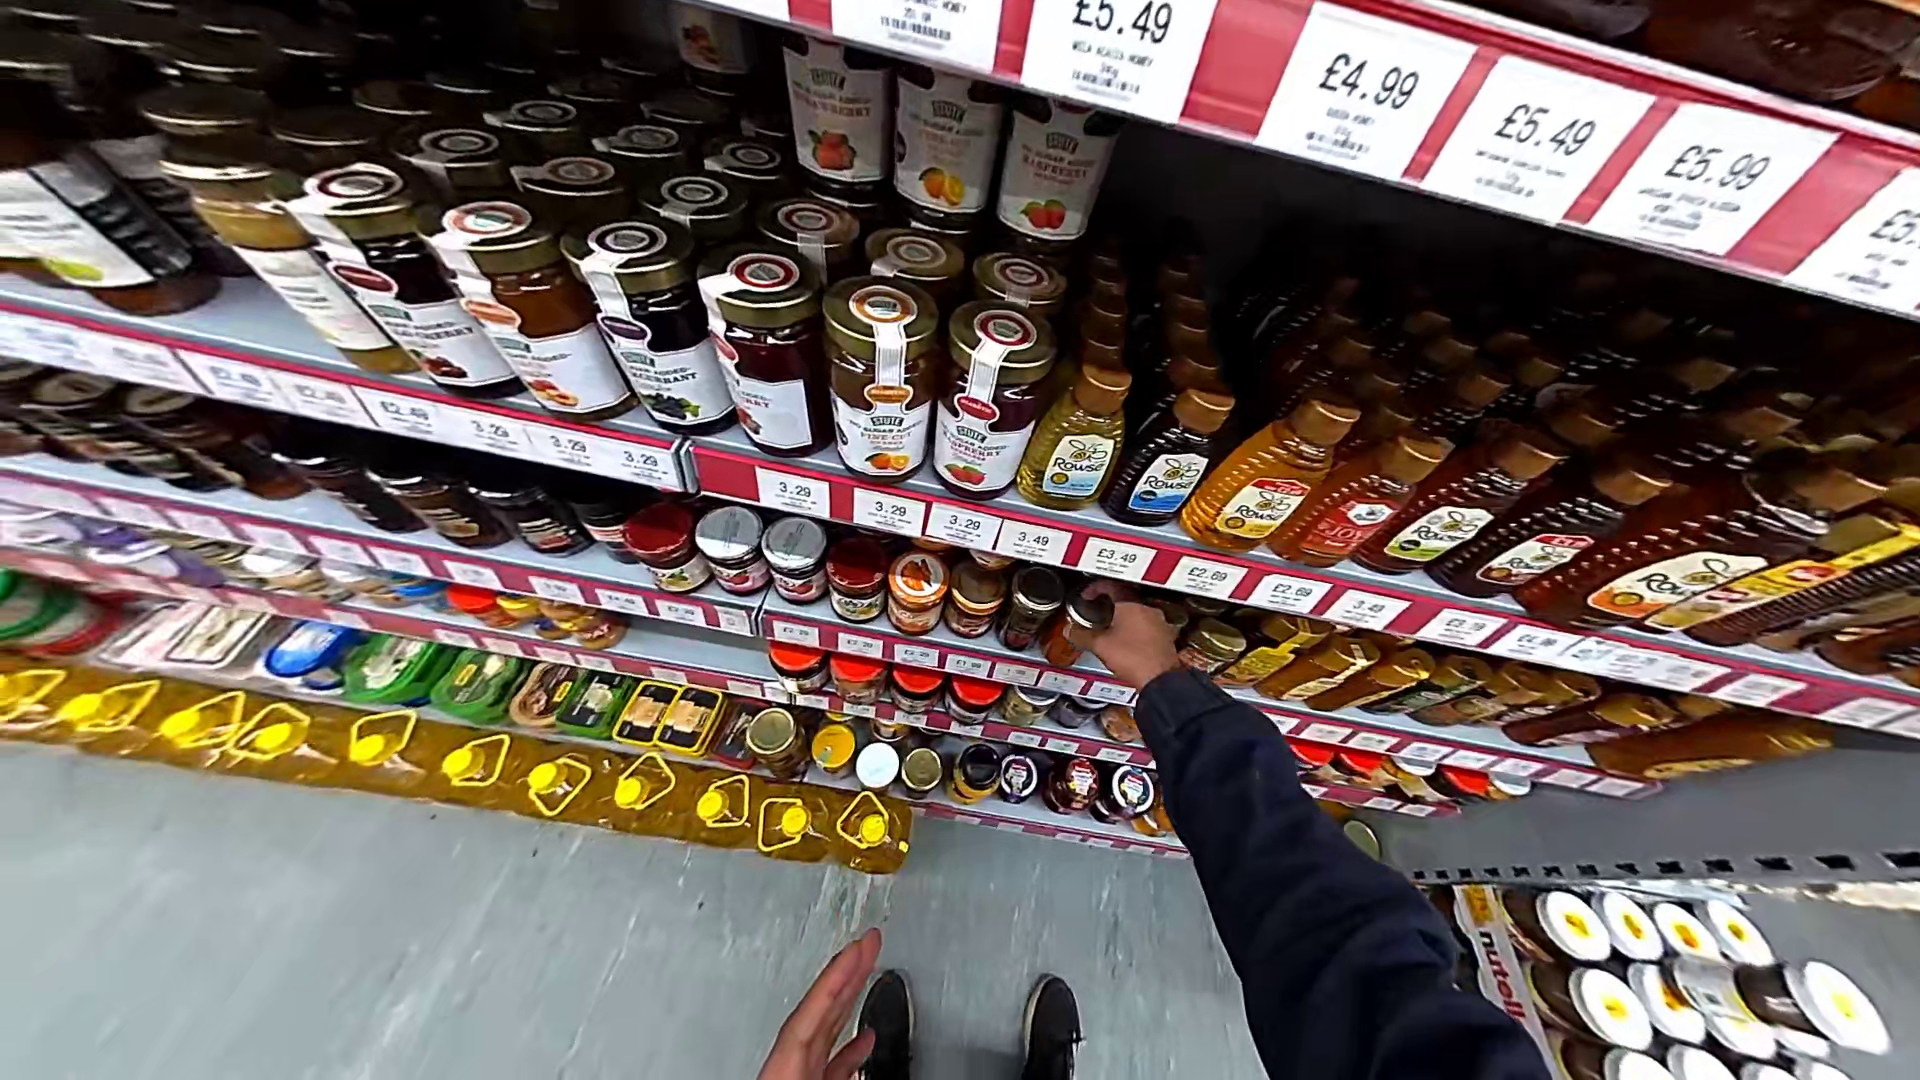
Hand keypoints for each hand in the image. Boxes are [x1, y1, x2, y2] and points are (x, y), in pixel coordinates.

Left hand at [757, 928, 881, 1079]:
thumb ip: (839, 1067)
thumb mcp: (798, 1079)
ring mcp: (796, 1076)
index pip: (811, 1008)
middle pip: (818, 1008)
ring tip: (868, 969)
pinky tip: (865, 1037)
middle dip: (846, 970)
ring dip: (849, 998)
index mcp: (782, 1067)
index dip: (836, 973)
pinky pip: (829, 1062)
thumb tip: (868, 1044)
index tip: (858, 944)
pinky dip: (849, 1046)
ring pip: (825, 1030)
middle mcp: (788, 1066)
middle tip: (868, 941)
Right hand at [1070, 580, 1182, 688]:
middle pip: (1125, 597)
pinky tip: (1127, 640)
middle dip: (1109, 602)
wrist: (1160, 680)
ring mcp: (1158, 622)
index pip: (1110, 586)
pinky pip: (1147, 624)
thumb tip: (1070, 631)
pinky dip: (1135, 627)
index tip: (1088, 595)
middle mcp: (1147, 609)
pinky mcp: (1165, 635)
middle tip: (1098, 610)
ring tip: (1111, 626)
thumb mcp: (1100, 646)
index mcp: (1130, 605)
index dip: (1095, 588)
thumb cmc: (1134, 659)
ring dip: (1123, 615)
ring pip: (1137, 611)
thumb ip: (1082, 635)